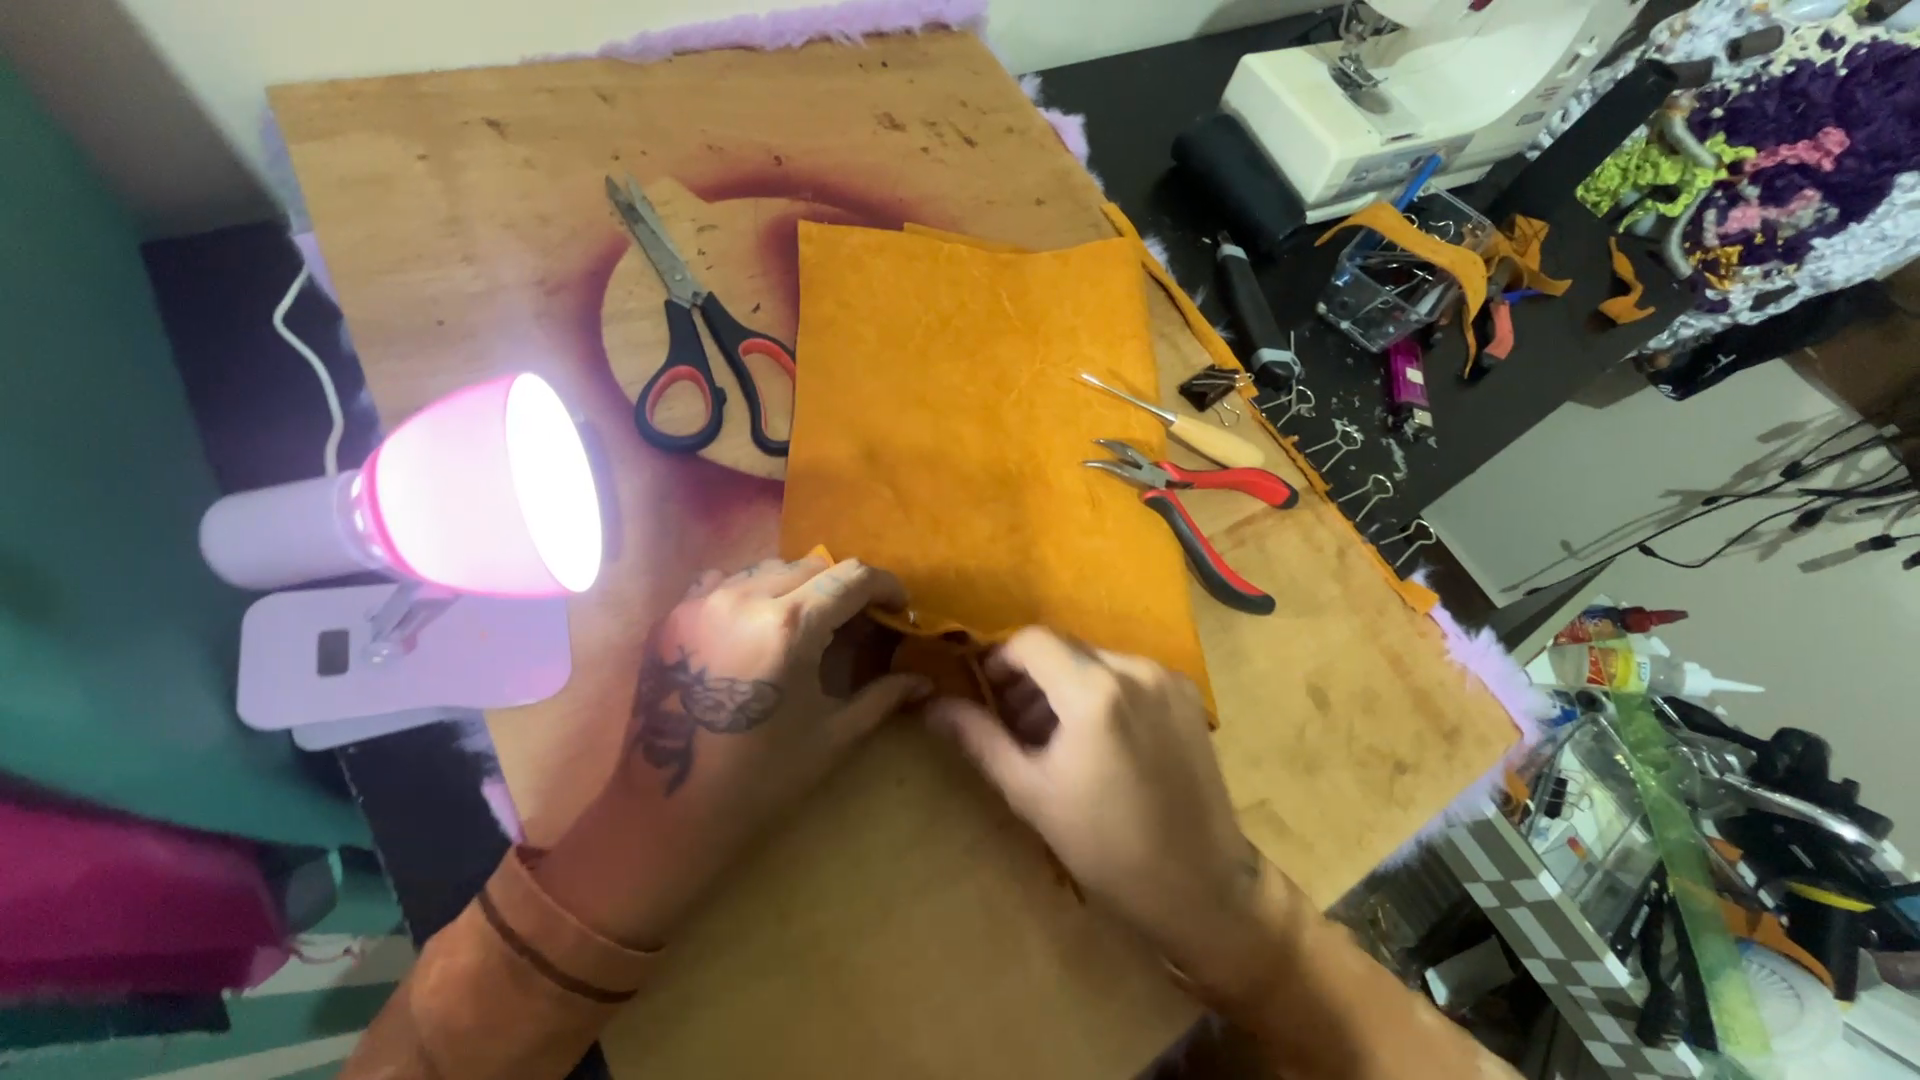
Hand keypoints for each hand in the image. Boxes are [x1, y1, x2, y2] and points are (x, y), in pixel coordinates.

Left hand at [537, 555, 929, 946]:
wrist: (669, 808)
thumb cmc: (761, 778)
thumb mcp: (833, 735)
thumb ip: (883, 696)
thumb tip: (926, 681)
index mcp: (790, 627)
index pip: (852, 578)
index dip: (886, 586)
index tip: (899, 608)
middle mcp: (744, 598)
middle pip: (812, 565)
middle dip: (845, 587)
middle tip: (859, 622)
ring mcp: (702, 602)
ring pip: (768, 568)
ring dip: (800, 586)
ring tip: (810, 623)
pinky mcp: (674, 616)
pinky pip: (724, 581)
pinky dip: (751, 592)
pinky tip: (758, 626)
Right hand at [927, 627, 1289, 1002]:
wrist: (1200, 884)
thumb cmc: (1105, 846)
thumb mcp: (1030, 792)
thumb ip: (979, 738)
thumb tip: (931, 705)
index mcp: (1095, 691)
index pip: (1031, 641)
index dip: (999, 660)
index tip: (985, 695)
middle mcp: (1136, 669)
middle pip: (1064, 648)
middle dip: (1031, 677)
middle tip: (1014, 724)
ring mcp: (1168, 679)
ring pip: (1096, 660)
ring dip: (1065, 685)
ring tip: (1055, 738)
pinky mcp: (1187, 695)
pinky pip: (1129, 675)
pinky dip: (1101, 692)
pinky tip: (1097, 740)